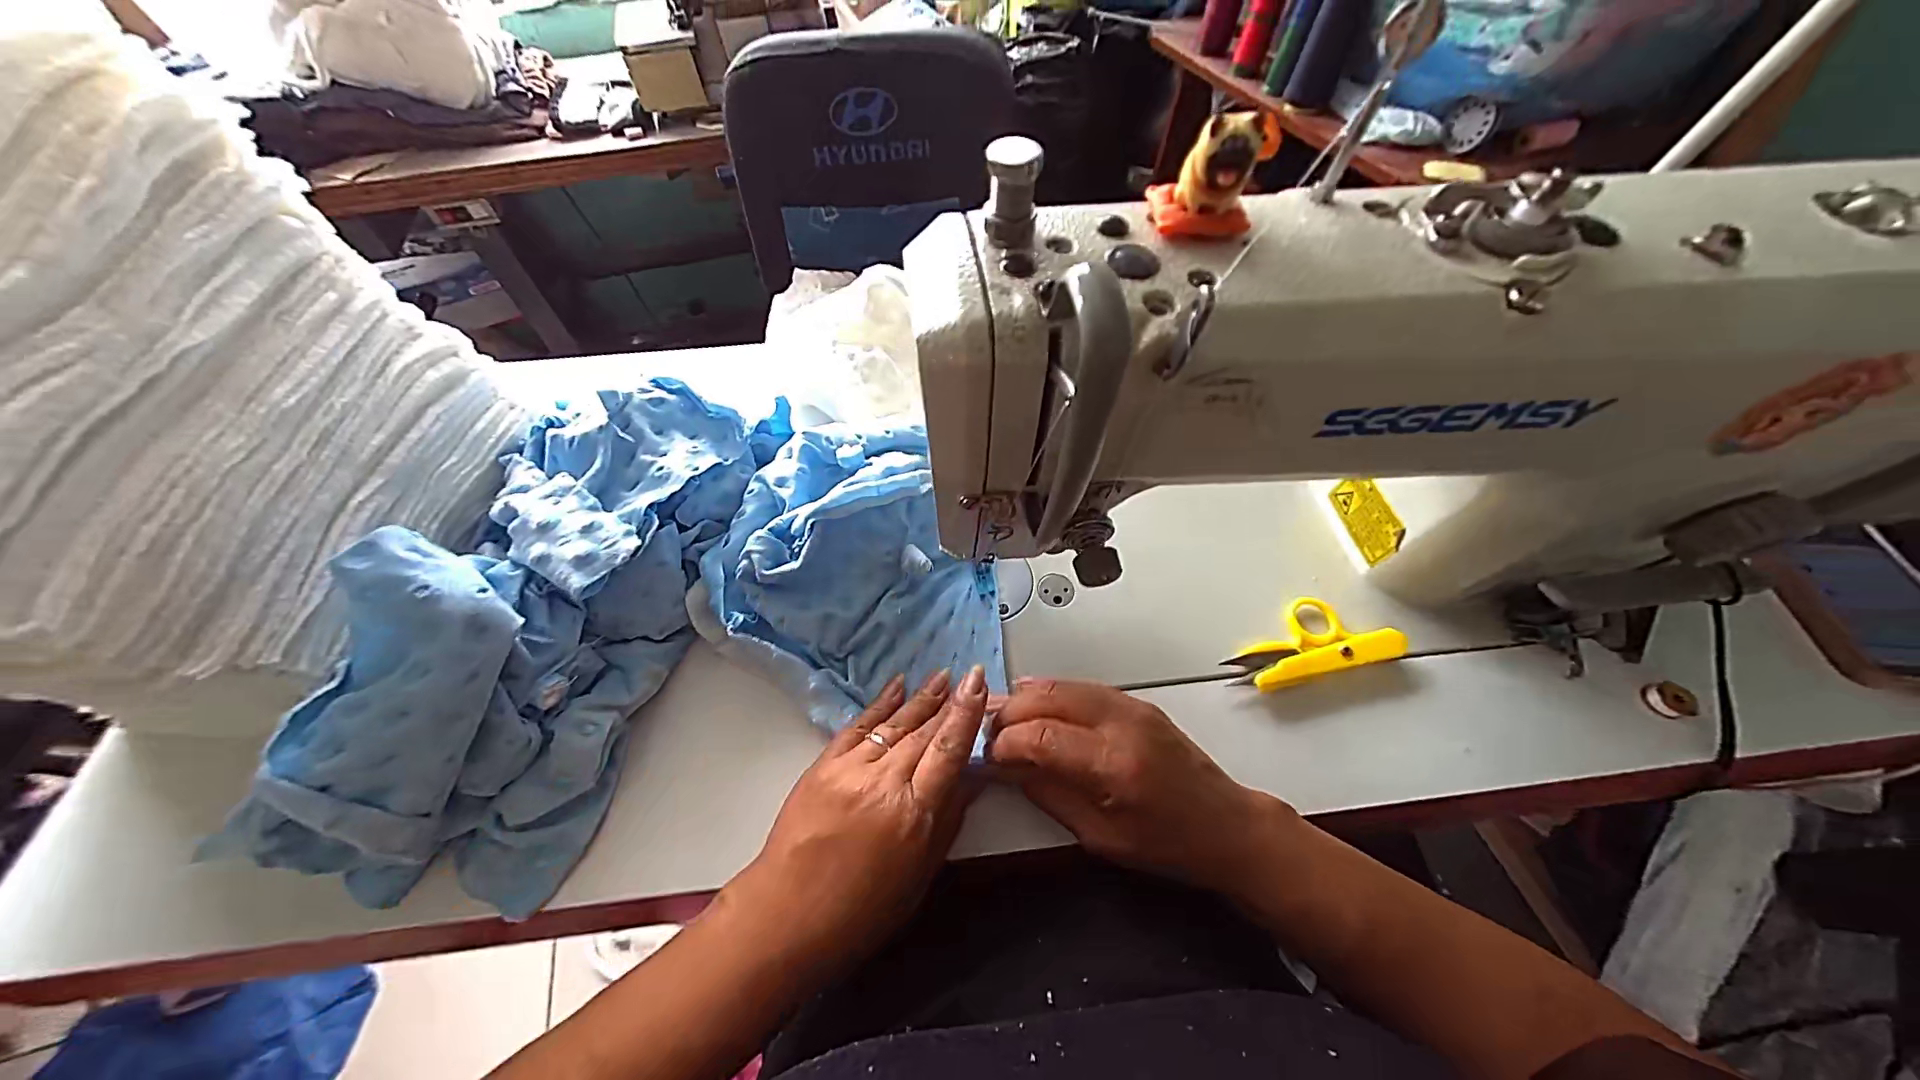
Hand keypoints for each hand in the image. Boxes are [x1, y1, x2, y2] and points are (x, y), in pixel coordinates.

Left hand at [728, 667, 987, 972]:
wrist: (787, 916)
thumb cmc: (861, 911)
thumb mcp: (919, 875)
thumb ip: (948, 822)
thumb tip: (971, 780)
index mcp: (913, 814)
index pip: (948, 749)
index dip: (966, 713)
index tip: (978, 683)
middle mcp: (883, 782)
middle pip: (924, 732)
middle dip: (948, 702)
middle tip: (967, 678)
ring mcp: (850, 770)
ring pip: (894, 725)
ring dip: (920, 699)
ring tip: (941, 677)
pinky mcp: (824, 766)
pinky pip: (858, 726)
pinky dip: (880, 704)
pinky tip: (897, 687)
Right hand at [989, 678, 1283, 891]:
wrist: (1226, 824)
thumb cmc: (1167, 843)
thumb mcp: (1100, 836)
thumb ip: (1050, 795)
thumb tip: (1010, 769)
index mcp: (1114, 765)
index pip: (1041, 736)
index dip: (1006, 743)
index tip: (990, 756)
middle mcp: (1123, 725)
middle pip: (1048, 698)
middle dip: (1010, 712)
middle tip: (990, 732)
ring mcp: (1133, 707)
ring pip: (1064, 685)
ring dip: (1027, 697)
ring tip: (1004, 716)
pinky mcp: (1138, 702)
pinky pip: (1083, 687)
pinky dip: (1053, 692)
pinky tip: (1035, 703)